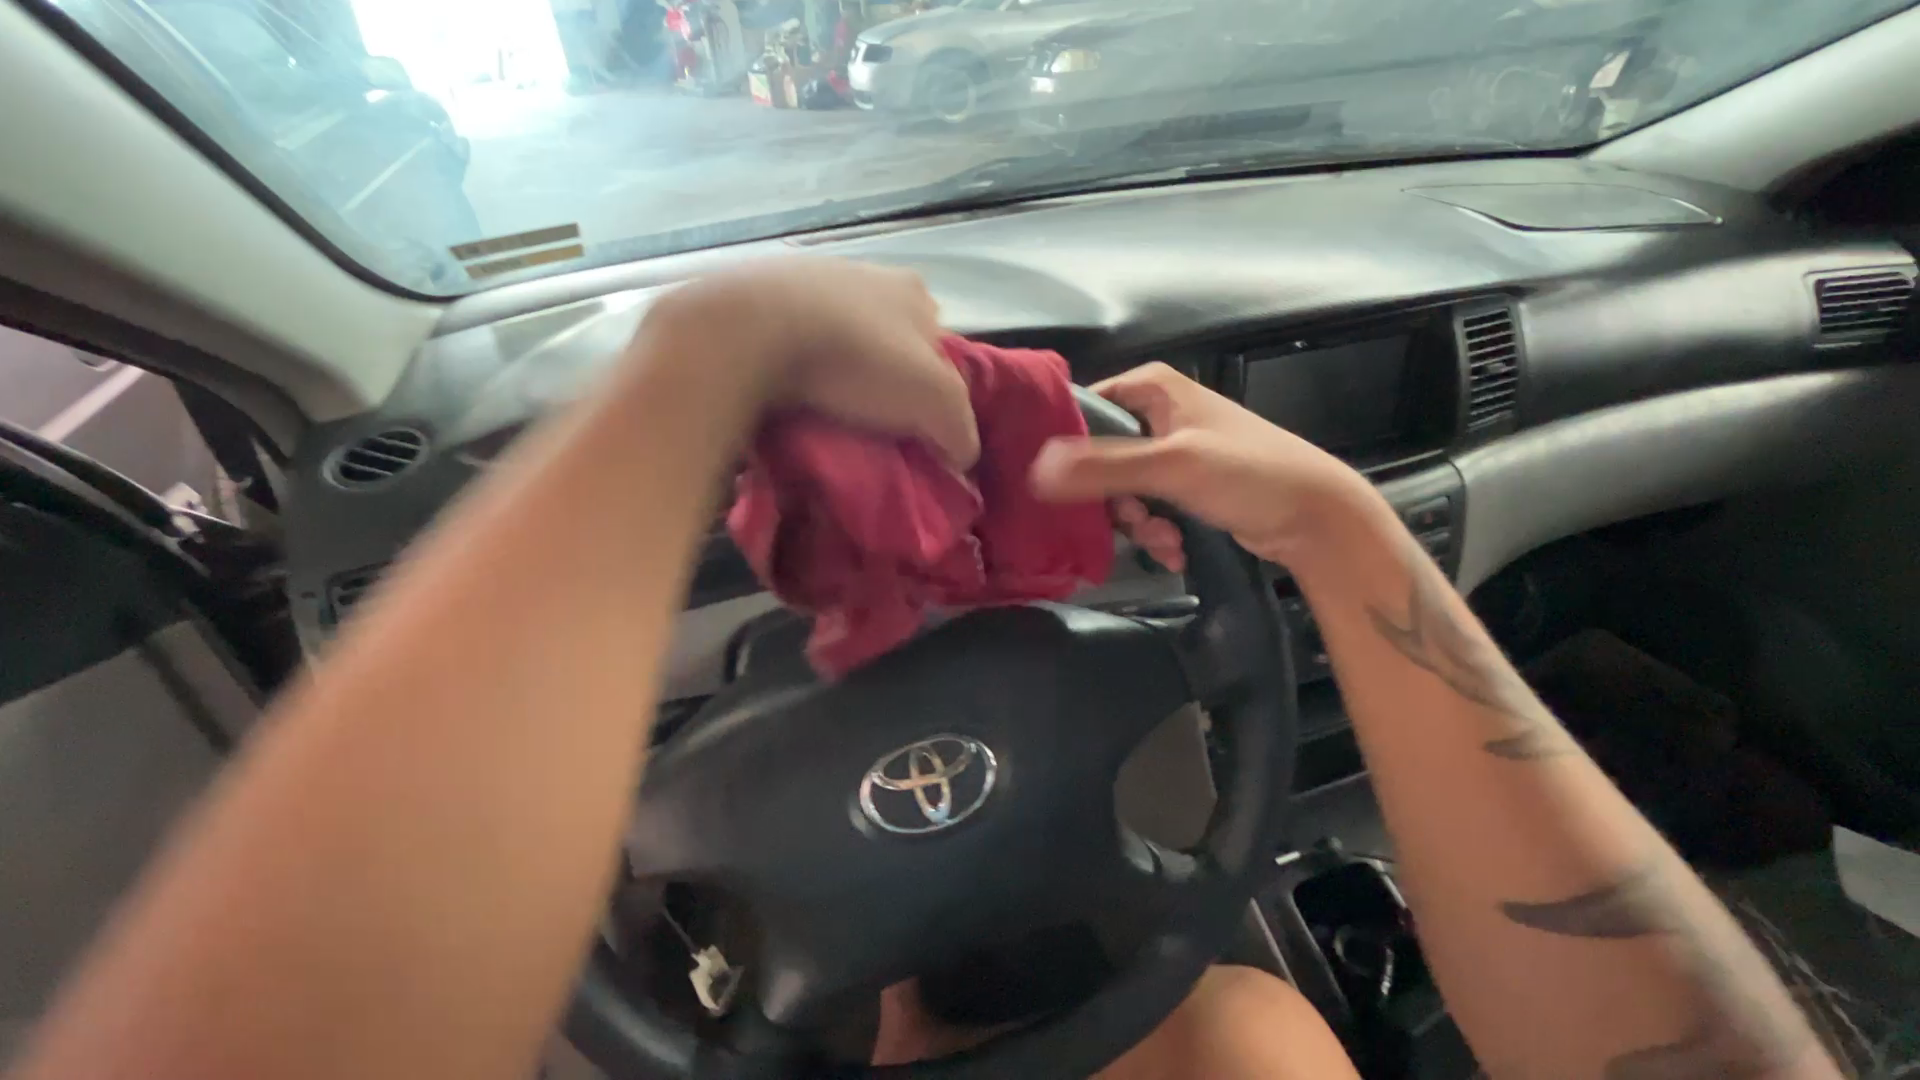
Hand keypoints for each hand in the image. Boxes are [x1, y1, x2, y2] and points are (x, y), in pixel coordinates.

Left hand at [648, 259, 979, 468]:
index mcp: (912, 292)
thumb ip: (960, 429)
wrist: (749, 330)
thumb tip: (962, 458)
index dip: (931, 390)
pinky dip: (789, 362)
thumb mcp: (934, 400)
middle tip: (867, 422)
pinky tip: (782, 391)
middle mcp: (863, 272)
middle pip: (886, 338)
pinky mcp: (754, 293)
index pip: (937, 347)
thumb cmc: (857, 358)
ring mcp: (804, 276)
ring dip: (833, 368)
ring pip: (834, 334)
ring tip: (821, 412)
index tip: (913, 426)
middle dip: (880, 376)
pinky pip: (785, 337)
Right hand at [1029, 363, 1384, 570]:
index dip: (1065, 447)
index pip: (1082, 408)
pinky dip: (1156, 532)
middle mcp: (1156, 413)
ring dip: (1137, 524)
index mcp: (1150, 387)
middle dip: (1113, 501)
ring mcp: (1168, 452)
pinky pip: (1146, 509)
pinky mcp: (1181, 486)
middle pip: (1097, 458)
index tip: (1057, 487)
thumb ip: (1103, 468)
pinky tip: (1176, 550)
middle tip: (1134, 521)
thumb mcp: (1172, 465)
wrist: (1316, 518)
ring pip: (1119, 491)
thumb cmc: (1247, 473)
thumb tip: (1033, 472)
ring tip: (1165, 540)